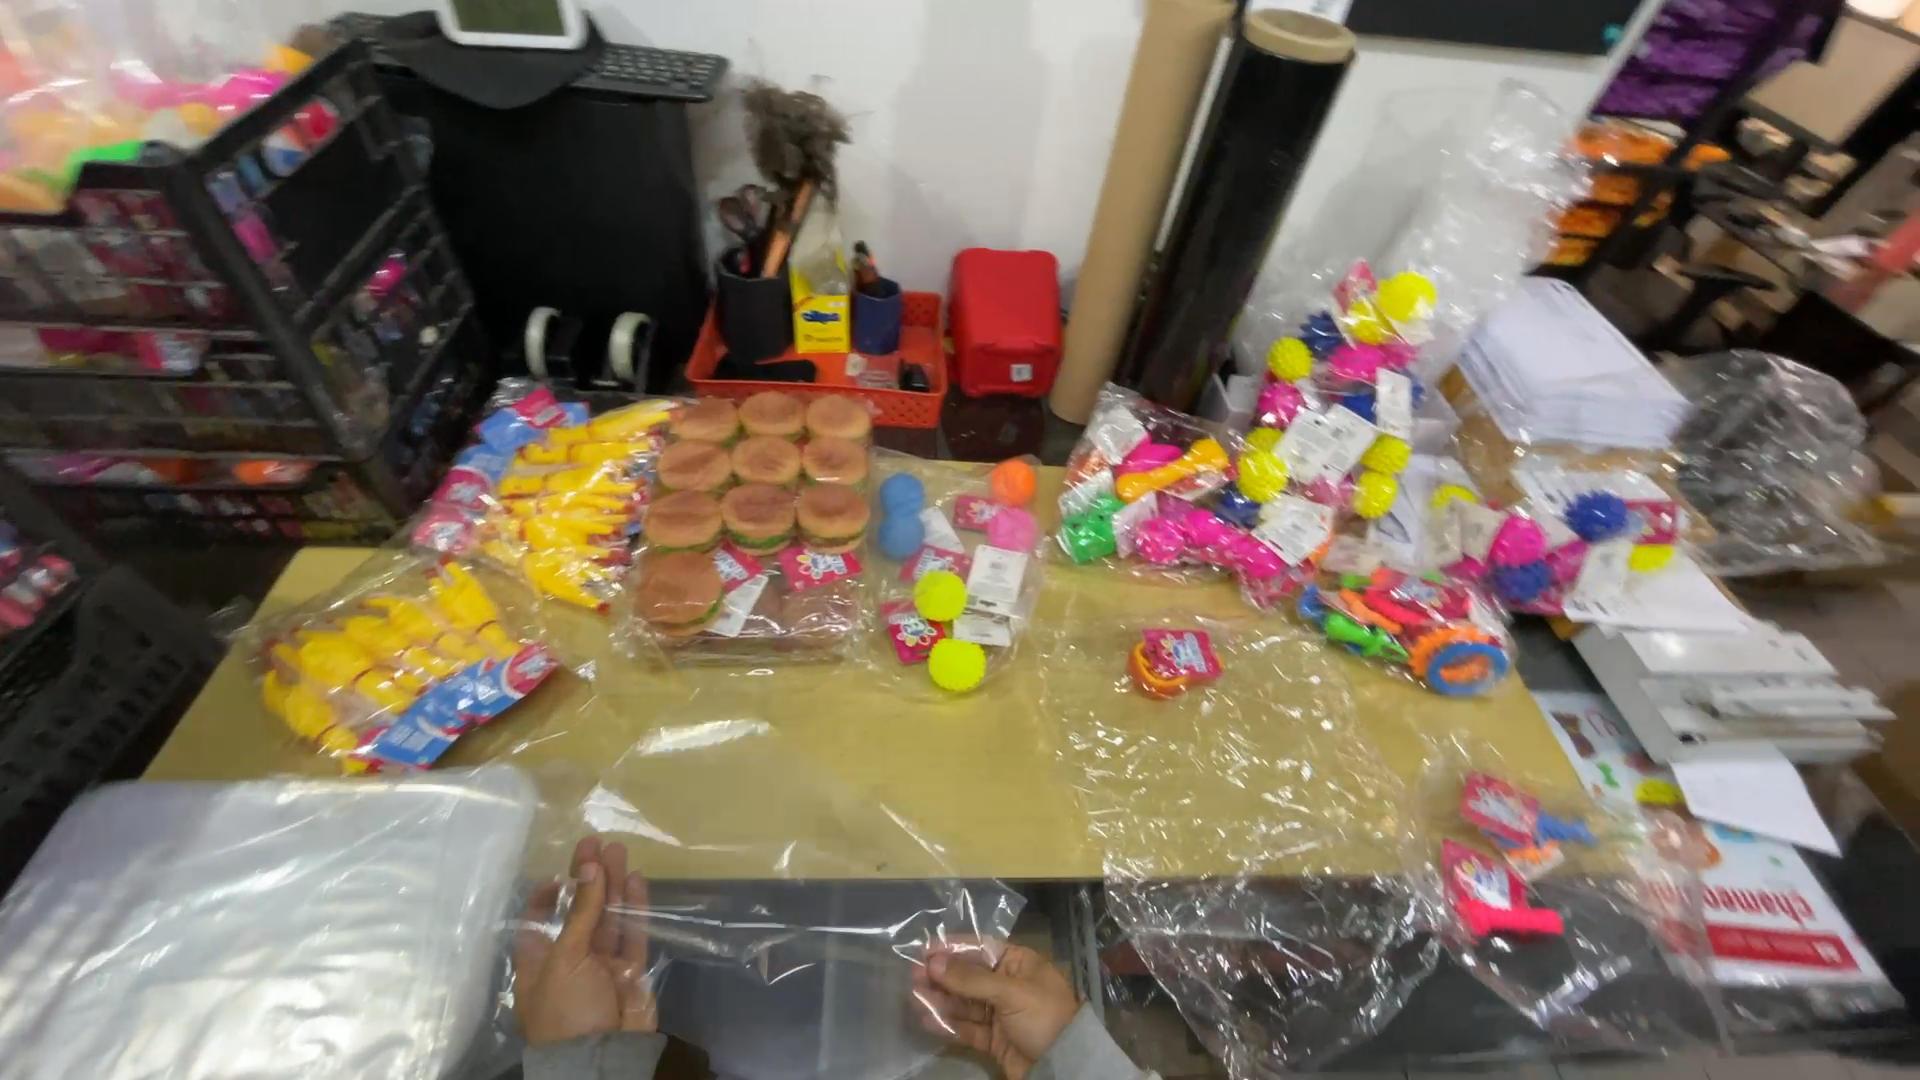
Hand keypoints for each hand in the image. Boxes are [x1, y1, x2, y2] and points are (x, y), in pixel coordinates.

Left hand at [514, 837, 657, 1044]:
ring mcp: (602, 965)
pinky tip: (637, 880)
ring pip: (609, 916)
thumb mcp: (566, 959)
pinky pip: (633, 932)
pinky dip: (635, 906)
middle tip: (596, 843)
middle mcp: (569, 961)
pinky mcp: (630, 970)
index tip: (558, 874)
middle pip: (578, 912)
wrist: (599, 1059)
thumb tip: (588, 866)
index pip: (536, 924)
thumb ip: (581, 912)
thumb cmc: (566, 1011)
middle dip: (587, 879)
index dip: (545, 898)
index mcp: (539, 964)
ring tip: (619, 850)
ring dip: (613, 884)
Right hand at [911, 943, 1080, 1079]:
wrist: (1066, 1066)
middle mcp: (1007, 984)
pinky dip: (949, 1024)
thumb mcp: (1010, 992)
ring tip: (914, 996)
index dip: (953, 948)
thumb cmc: (1043, 1016)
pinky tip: (928, 1020)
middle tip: (913, 976)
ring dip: (941, 999)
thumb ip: (971, 979)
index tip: (925, 950)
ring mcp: (1000, 1013)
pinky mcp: (995, 1039)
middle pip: (969, 975)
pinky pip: (968, 1028)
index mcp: (1018, 962)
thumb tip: (934, 963)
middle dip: (942, 975)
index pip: (980, 948)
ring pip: (965, 1002)